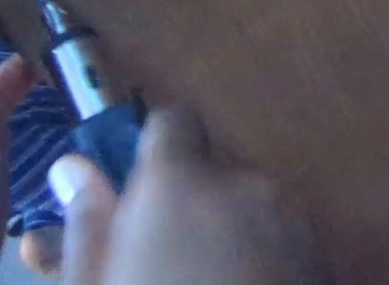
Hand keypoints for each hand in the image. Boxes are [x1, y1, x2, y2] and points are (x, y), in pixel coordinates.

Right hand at [46, 108, 328, 283]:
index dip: (149, 153)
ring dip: (219, 232)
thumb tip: (72, 167)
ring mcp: (287, 214)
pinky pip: (275, 229)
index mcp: (179, 188)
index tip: (133, 194)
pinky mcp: (316, 247)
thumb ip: (86, 230)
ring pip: (241, 203)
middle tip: (153, 265)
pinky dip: (254, 252)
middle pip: (206, 170)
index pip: (170, 123)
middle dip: (180, 205)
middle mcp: (241, 183)